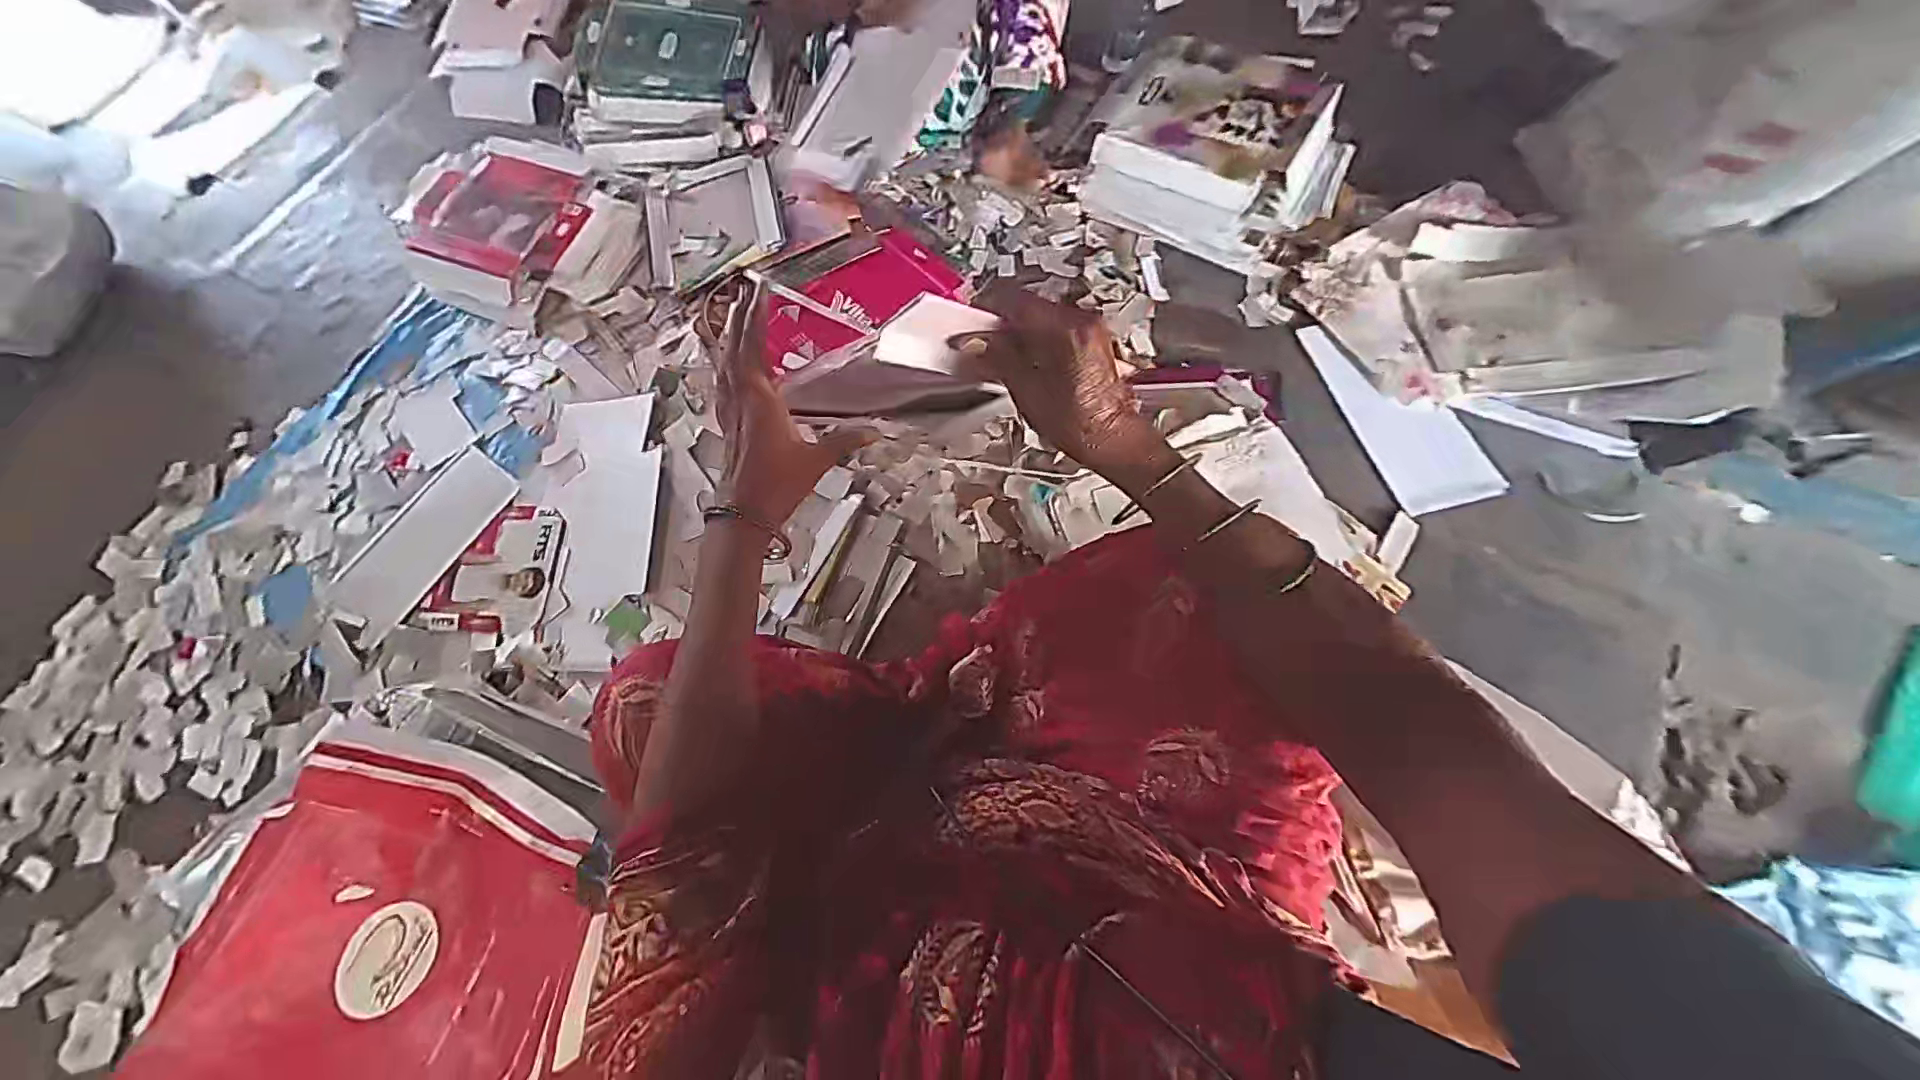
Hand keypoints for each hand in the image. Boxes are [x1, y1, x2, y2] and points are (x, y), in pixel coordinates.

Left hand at [704, 283, 870, 524]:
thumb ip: (844, 440)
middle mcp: (739, 397)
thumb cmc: (774, 485)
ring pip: (723, 361)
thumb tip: (870, 431)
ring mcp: (729, 409)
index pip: (754, 345)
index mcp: (759, 398)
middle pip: (734, 345)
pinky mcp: (727, 421)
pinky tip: (729, 363)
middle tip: (747, 292)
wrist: (745, 511)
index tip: (761, 291)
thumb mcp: (816, 460)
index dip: (757, 315)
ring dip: (730, 335)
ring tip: (736, 316)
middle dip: (741, 316)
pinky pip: (723, 381)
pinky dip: (726, 362)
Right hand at [961, 287, 1174, 481]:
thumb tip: (974, 344)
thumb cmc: (1079, 423)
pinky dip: (1036, 340)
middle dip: (1001, 324)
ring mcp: (1090, 330)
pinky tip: (1026, 364)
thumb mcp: (1026, 390)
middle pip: (1028, 306)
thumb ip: (997, 358)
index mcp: (1064, 328)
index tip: (971, 324)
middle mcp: (1082, 321)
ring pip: (1041, 317)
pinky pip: (1056, 329)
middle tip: (982, 344)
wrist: (1110, 439)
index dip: (985, 309)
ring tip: (1003, 358)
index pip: (1014, 298)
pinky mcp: (1093, 343)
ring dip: (1018, 333)